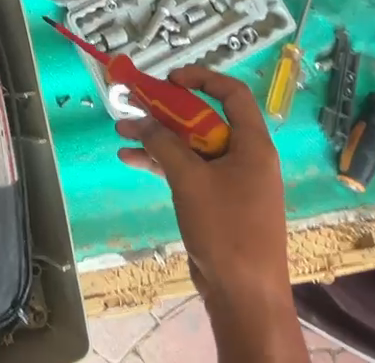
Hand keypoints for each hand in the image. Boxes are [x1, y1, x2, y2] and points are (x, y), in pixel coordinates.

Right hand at [117, 67, 304, 362]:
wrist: (244, 295)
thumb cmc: (226, 229)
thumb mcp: (189, 179)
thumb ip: (163, 143)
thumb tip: (140, 120)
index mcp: (252, 145)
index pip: (232, 94)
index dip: (202, 79)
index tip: (169, 79)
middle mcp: (245, 157)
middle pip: (205, 120)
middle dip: (166, 111)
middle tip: (135, 103)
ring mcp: (232, 181)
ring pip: (191, 146)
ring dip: (158, 137)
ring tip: (122, 132)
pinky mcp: (218, 202)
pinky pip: (188, 170)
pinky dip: (161, 162)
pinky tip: (131, 160)